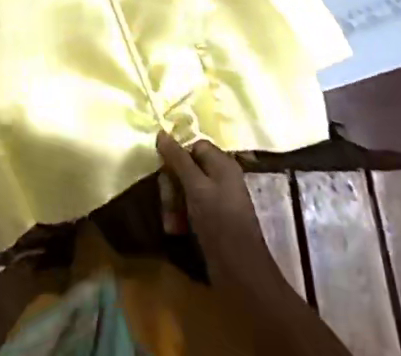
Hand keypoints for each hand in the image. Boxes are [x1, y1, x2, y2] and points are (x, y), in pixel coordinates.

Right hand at [156, 132, 280, 293]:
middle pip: (188, 169)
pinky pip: (192, 209)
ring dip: (174, 204)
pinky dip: (182, 217)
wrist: (239, 268)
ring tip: (171, 223)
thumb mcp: (195, 186)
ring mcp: (218, 200)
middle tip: (167, 202)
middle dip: (173, 185)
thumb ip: (178, 159)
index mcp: (222, 163)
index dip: (178, 157)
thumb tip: (161, 132)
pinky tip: (176, 230)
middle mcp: (222, 177)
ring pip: (187, 191)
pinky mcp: (213, 220)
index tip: (163, 172)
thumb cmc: (218, 220)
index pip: (194, 147)